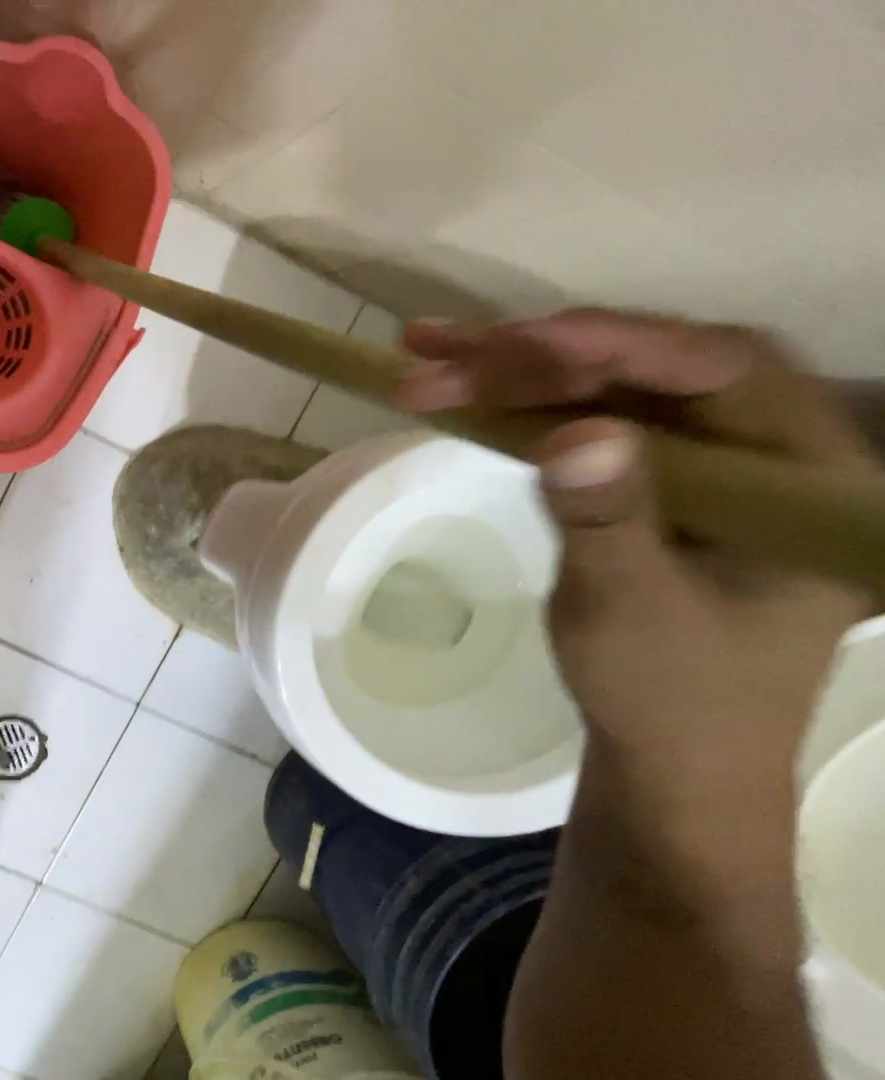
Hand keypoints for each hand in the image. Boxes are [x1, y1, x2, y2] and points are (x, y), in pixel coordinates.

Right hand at [394, 310, 876, 798]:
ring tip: (421, 355)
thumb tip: (574, 431)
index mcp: (805, 475)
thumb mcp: (632, 609)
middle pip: (650, 368)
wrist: (670, 757)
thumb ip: (609, 519)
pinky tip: (460, 393)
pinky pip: (588, 423)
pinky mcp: (652, 483)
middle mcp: (763, 451)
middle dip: (539, 355)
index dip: (620, 344)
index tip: (520, 339)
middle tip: (439, 353)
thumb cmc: (668, 693)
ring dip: (513, 371)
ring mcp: (702, 465)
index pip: (720, 372)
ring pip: (608, 389)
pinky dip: (519, 405)